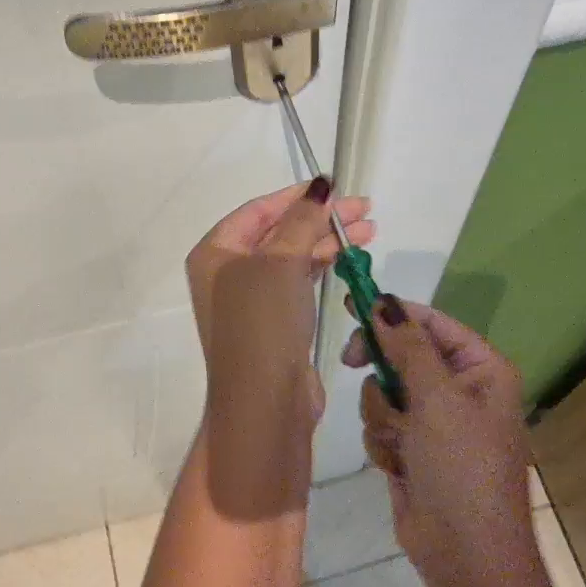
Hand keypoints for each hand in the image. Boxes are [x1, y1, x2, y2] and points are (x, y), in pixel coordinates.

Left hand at [186, 178, 372, 422]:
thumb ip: (303, 220)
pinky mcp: (274, 322)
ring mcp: (250, 300)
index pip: (258, 210)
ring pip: (293, 257)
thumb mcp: (282, 262)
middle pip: (278, 232)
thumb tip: (321, 185)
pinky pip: (299, 282)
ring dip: (328, 242)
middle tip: (365, 210)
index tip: (335, 186)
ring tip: (371, 231)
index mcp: (215, 252)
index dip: (297, 196)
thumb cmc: (263, 322)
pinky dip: (324, 267)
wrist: (264, 401)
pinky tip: (351, 258)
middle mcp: (227, 273)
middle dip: (320, 219)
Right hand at [344, 298, 539, 586]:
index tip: (351, 302)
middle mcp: (459, 390)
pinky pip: (380, 425)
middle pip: (402, 354)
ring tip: (401, 443)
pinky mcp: (412, 450)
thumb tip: (384, 301)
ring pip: (384, 391)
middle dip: (381, 368)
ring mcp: (434, 422)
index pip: (431, 323)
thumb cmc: (462, 468)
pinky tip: (398, 466)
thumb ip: (407, 346)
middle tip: (352, 363)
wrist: (466, 557)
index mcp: (481, 370)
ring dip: (383, 415)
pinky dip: (383, 442)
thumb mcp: (438, 399)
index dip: (392, 312)